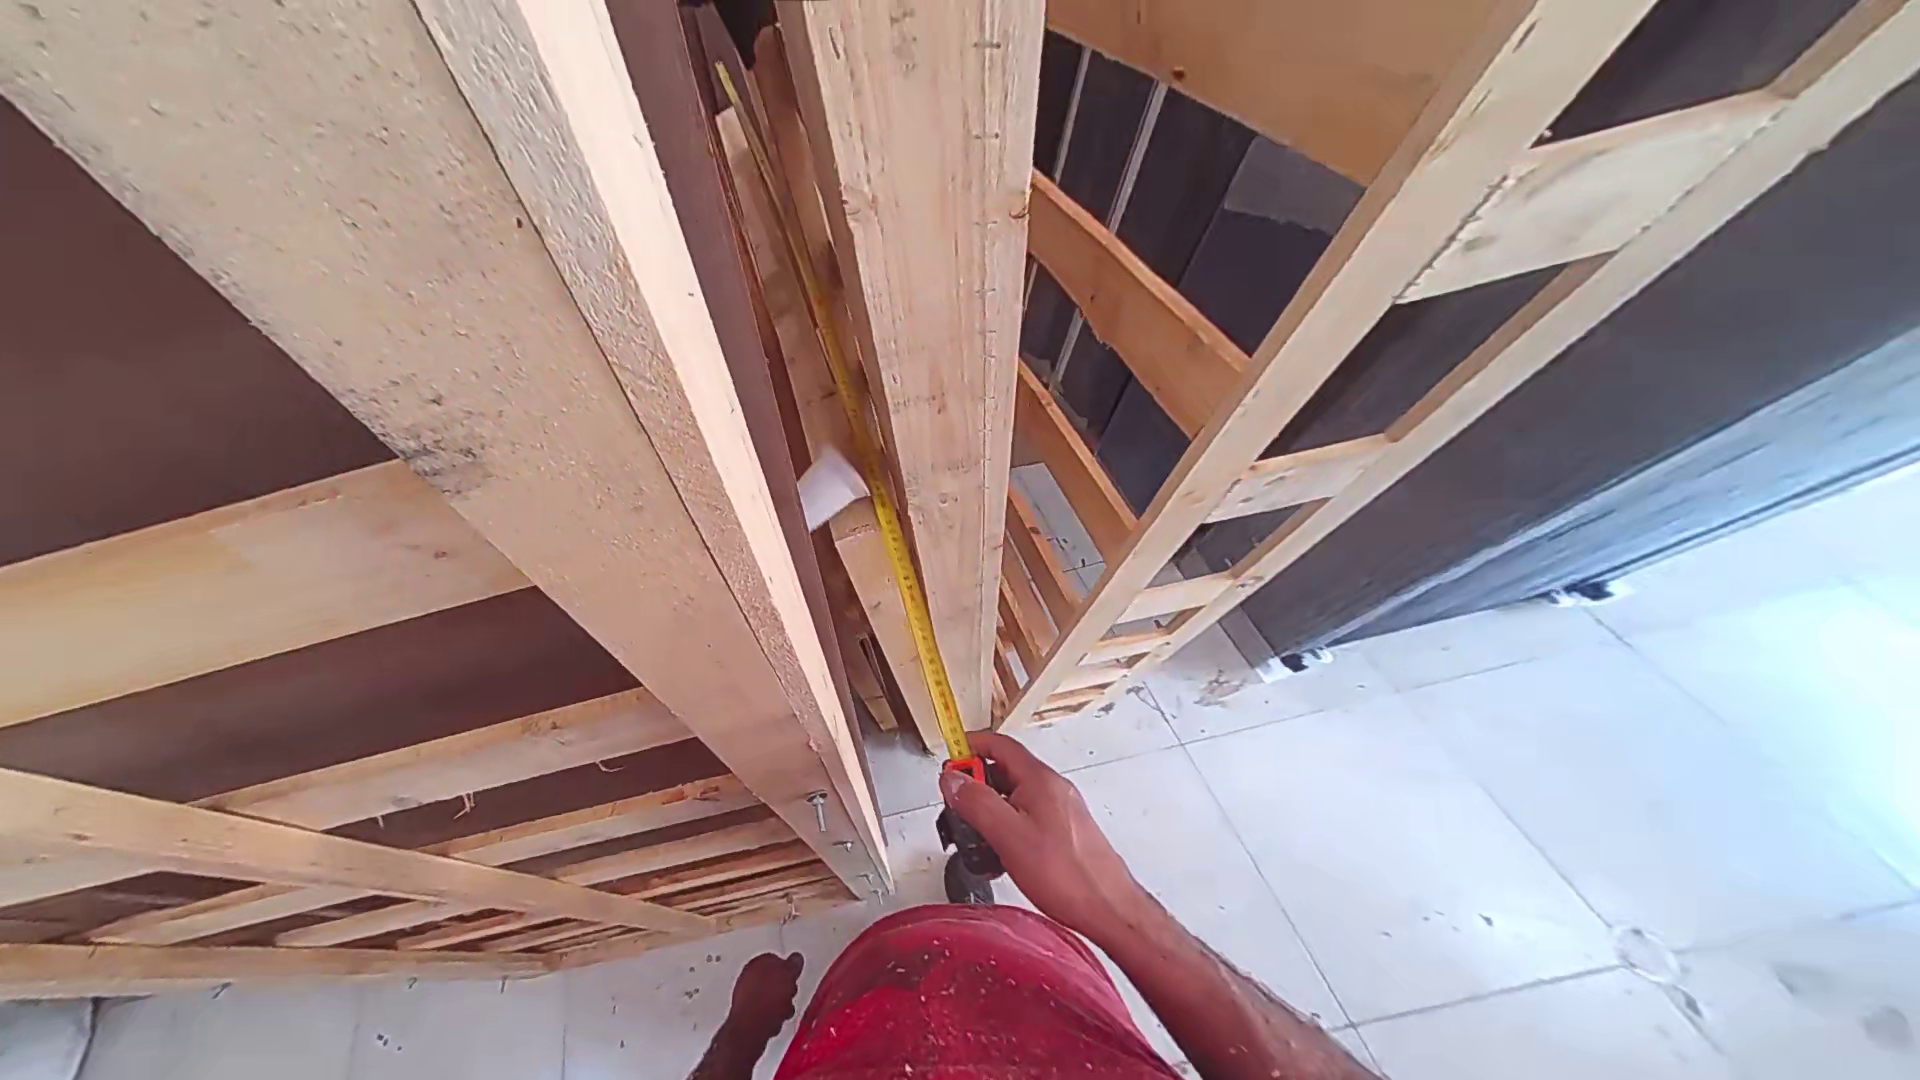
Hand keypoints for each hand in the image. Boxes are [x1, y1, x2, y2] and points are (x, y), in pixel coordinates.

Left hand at [723, 952, 803, 1042]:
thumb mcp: (789, 974)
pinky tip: (774, 1021)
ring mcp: (743, 998)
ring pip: (767, 997)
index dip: (787, 969)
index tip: (794, 976)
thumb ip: (794, 964)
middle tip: (790, 994)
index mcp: (756, 963)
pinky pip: (761, 1012)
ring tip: (784, 1012)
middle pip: (771, 979)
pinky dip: (769, 1015)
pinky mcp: (744, 1017)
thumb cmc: (768, 998)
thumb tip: (796, 958)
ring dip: (778, 1004)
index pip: (775, 959)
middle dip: (783, 988)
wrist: (751, 1028)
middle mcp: (746, 978)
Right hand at [939, 732, 1152, 946]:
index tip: (950, 761)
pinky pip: (1026, 818)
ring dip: (989, 811)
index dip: (971, 746)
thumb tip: (952, 778)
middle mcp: (1051, 788)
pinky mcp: (1062, 832)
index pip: (1000, 745)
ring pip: (1014, 797)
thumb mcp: (1009, 835)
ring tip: (975, 838)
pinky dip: (1007, 828)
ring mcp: (1058, 810)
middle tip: (957, 807)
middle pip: (1004, 771)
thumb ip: (977, 802)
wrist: (1109, 909)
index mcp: (1039, 779)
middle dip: (976, 785)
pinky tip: (999, 856)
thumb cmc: (1067, 875)